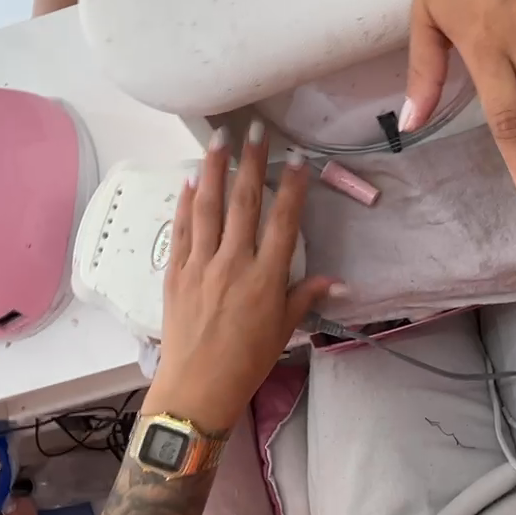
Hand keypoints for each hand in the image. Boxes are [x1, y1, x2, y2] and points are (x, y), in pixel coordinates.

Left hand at [143, 124, 338, 431]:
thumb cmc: (248, 360)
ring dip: (216, 169)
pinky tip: (192, 178)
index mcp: (266, 278)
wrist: (198, 385)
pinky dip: (187, 201)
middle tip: (255, 128)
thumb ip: (306, 296)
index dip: (293, 187)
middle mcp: (234, 263)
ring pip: (209, 207)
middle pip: (245, 202)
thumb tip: (339, 281)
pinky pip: (182, 229)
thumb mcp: (284, 329)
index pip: (283, 221)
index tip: (299, 158)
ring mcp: (201, 264)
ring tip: (220, 138)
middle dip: (252, 162)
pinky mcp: (176, 271)